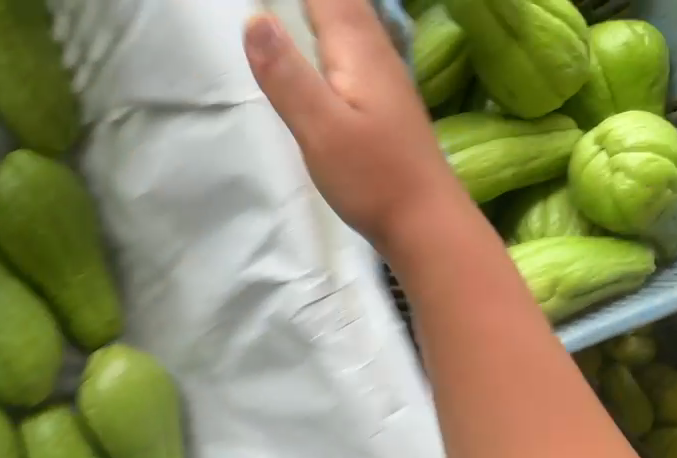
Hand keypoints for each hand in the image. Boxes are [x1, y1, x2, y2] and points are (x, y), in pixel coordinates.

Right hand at [243, 0, 468, 245]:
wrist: (422, 218)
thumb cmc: (371, 176)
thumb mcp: (320, 128)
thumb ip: (287, 76)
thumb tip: (254, 20)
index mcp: (356, 49)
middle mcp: (374, 50)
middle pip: (341, 1)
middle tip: (271, 2)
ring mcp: (382, 75)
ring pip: (351, 19)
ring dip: (322, 7)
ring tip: (296, 9)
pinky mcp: (382, 101)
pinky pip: (352, 47)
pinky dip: (332, 32)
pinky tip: (320, 47)